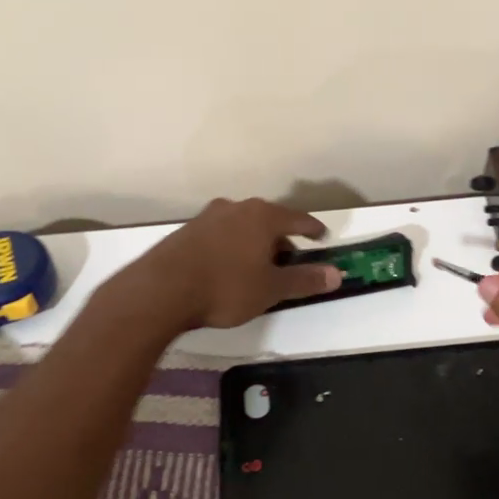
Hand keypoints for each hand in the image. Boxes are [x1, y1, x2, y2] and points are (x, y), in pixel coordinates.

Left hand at [117, 198, 342, 329]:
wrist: (161, 290)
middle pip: (268, 222)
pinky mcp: (186, 232)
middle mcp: (236, 208)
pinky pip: (221, 236)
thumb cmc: (226, 287)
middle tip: (289, 263)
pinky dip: (231, 249)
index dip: (313, 230)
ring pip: (242, 228)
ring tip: (257, 269)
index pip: (298, 220)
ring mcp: (207, 218)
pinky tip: (227, 271)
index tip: (322, 237)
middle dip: (281, 241)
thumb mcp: (271, 289)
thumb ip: (305, 280)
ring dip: (254, 244)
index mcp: (262, 216)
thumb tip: (337, 274)